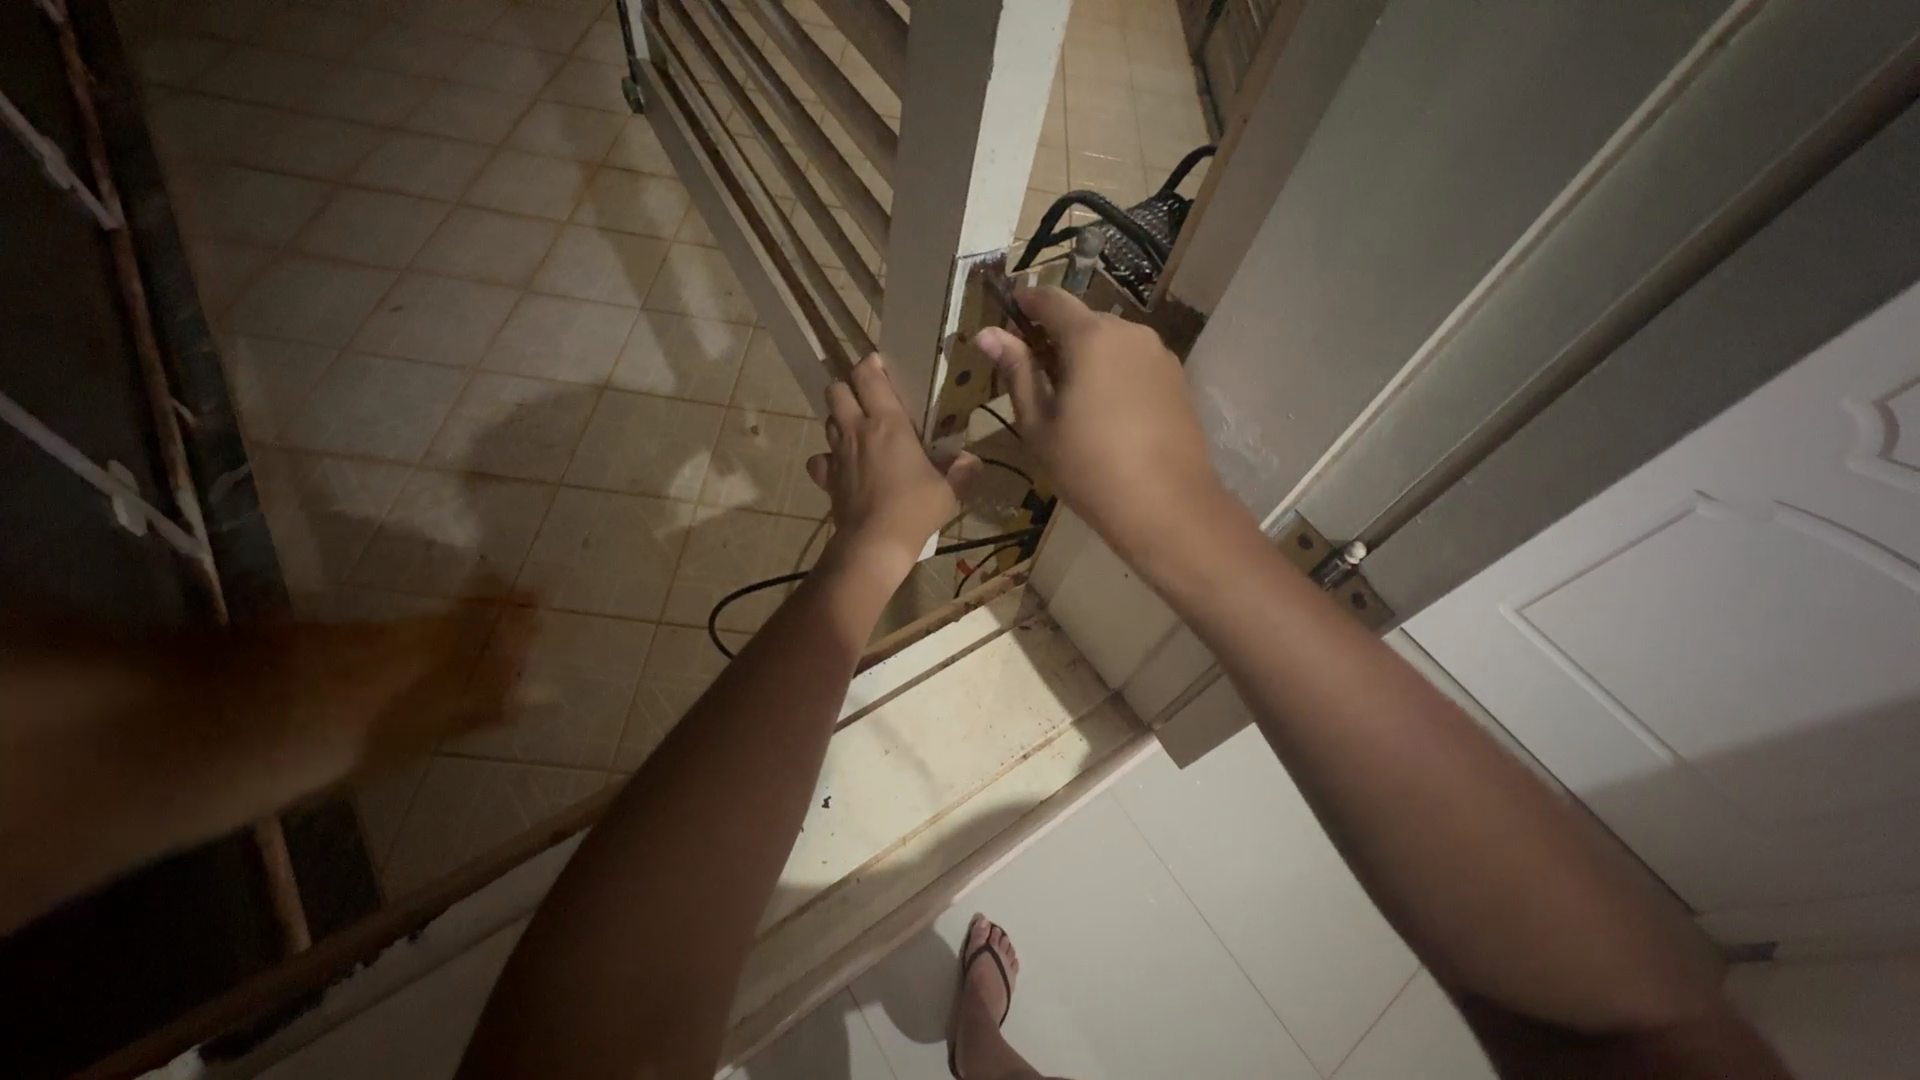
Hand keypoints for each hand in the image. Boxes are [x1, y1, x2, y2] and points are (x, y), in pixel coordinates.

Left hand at [807, 353, 977, 575]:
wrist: (875, 543)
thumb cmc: (914, 509)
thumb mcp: (948, 490)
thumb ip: (960, 471)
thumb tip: (972, 460)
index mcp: (888, 423)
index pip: (868, 377)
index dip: (870, 365)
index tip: (880, 365)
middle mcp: (857, 430)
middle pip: (835, 391)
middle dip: (847, 387)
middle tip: (866, 397)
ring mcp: (838, 454)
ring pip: (828, 421)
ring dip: (839, 419)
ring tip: (858, 430)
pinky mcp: (828, 478)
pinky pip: (820, 459)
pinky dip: (827, 458)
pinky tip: (841, 466)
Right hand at [975, 287, 1224, 564]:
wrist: (1167, 506)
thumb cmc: (1089, 468)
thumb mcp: (1039, 425)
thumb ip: (1017, 372)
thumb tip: (987, 334)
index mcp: (1091, 338)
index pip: (1052, 300)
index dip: (1027, 301)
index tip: (1010, 310)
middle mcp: (1129, 333)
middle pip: (1085, 321)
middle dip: (1058, 335)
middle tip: (1035, 371)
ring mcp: (1159, 354)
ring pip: (1112, 342)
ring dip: (1089, 356)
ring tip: (1071, 397)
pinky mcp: (1177, 378)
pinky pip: (1135, 362)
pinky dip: (1115, 373)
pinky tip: (1107, 411)